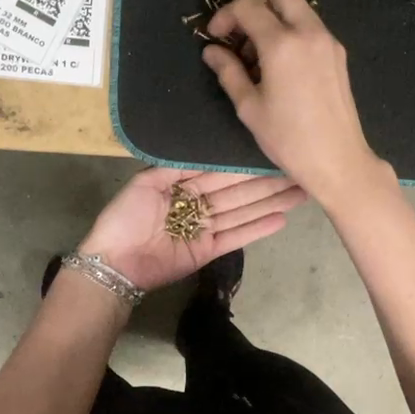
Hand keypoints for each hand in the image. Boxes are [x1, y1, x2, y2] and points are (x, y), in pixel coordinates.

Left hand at [78, 167, 305, 290]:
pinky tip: (281, 219)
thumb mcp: (146, 182)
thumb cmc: (125, 218)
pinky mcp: (208, 250)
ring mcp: (204, 228)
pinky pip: (236, 237)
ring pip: (242, 212)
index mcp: (181, 184)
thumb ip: (177, 167)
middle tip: (297, 171)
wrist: (115, 262)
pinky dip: (257, 229)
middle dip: (266, 182)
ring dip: (270, 203)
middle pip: (236, 191)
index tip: (270, 152)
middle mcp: (196, 204)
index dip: (244, 164)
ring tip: (299, 193)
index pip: (219, 172)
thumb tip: (209, 151)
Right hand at [202, 0, 388, 206]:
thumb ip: (228, 72)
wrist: (338, 160)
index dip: (225, 15)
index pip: (248, 6)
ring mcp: (327, 40)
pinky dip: (289, 30)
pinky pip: (309, 25)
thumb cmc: (289, 140)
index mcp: (282, 44)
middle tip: (239, 29)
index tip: (215, 36)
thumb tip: (212, 51)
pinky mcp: (338, 53)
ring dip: (272, 16)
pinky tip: (278, 65)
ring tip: (255, 55)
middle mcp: (308, 32)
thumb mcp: (249, 108)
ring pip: (296, 4)